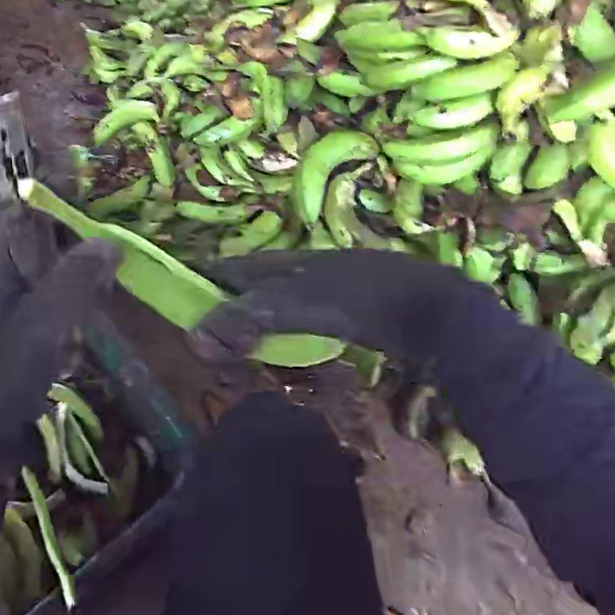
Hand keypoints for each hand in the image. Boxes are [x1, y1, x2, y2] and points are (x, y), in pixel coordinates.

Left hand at [0, 207, 122, 473]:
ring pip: (40, 263)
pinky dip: (64, 291)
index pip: (18, 209)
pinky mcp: (12, 319)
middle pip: (33, 235)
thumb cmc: (10, 366)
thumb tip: (108, 242)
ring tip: (102, 275)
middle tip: (106, 246)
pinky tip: (86, 306)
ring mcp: (0, 296)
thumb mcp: (47, 318)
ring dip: (70, 265)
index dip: (53, 203)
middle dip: (70, 236)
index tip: (92, 208)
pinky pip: (42, 290)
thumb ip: (76, 276)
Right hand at [196, 249, 501, 360]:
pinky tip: (282, 349)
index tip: (178, 309)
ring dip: (249, 324)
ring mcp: (319, 290)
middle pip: (244, 287)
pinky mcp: (341, 311)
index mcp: (278, 264)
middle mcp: (294, 271)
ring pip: (269, 304)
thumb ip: (244, 318)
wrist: (435, 310)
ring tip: (234, 349)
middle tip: (205, 340)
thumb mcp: (295, 307)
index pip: (224, 270)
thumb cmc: (360, 301)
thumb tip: (192, 335)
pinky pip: (295, 320)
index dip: (199, 285)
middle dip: (222, 310)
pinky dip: (279, 334)